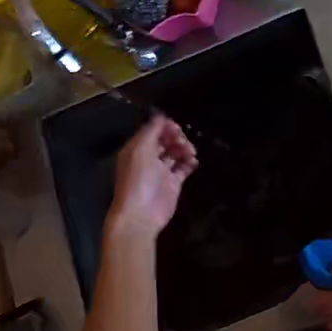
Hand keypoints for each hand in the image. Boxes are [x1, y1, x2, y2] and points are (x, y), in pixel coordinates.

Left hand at [106, 114, 196, 239]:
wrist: (141, 213)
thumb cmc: (138, 179)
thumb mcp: (141, 149)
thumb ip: (152, 130)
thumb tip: (162, 116)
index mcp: (137, 148)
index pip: (153, 131)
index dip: (165, 127)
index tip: (177, 129)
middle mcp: (148, 158)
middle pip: (165, 141)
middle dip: (177, 138)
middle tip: (183, 142)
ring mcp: (161, 171)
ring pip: (175, 153)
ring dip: (184, 149)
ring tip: (191, 153)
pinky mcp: (173, 184)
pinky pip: (183, 168)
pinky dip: (189, 163)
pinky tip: (194, 161)